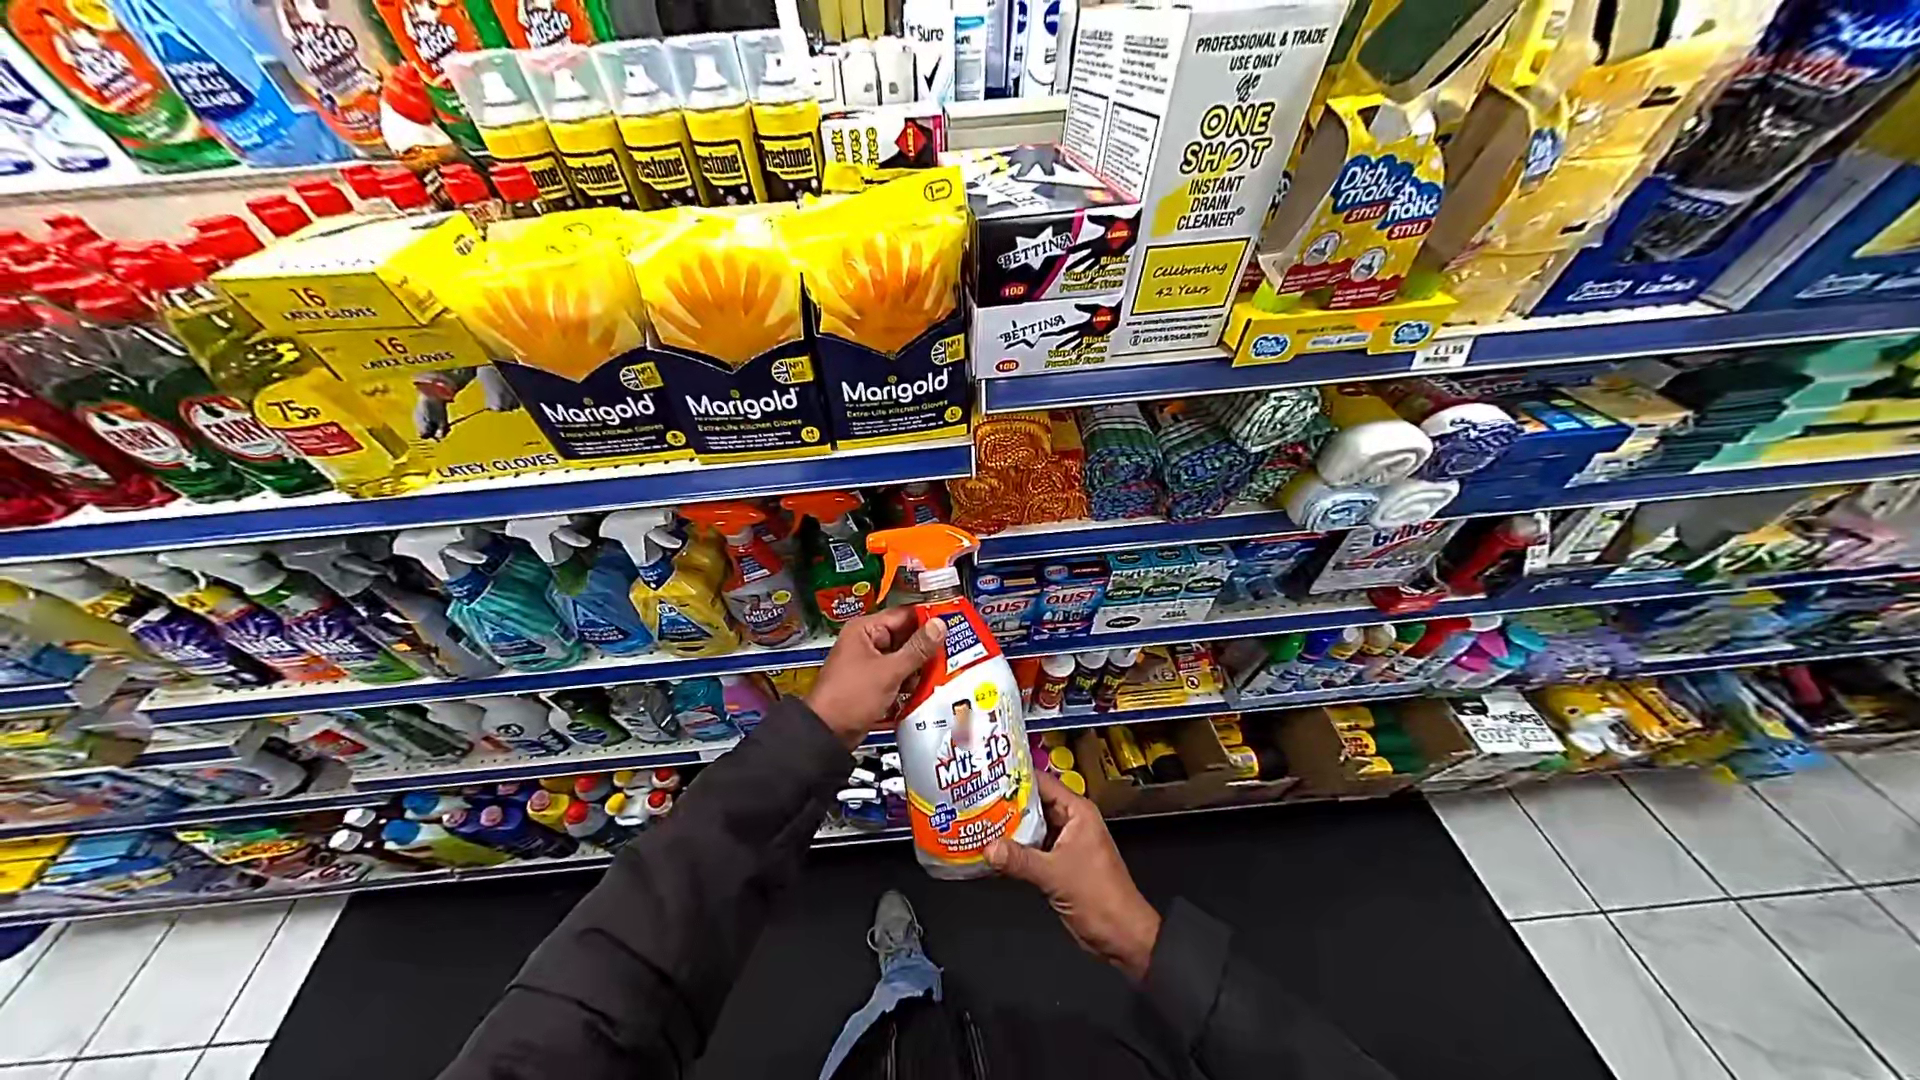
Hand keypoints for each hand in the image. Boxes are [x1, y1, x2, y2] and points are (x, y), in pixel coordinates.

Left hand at [805, 608, 944, 748]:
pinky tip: (927, 688)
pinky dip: (911, 681)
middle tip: (953, 651)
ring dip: (921, 667)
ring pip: (905, 658)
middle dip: (927, 647)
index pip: (904, 615)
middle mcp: (867, 642)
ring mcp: (871, 663)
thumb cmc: (849, 697)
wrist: (828, 733)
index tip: (952, 624)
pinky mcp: (874, 683)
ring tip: (943, 671)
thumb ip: (917, 649)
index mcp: (865, 630)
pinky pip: (899, 675)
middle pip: (906, 637)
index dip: (928, 619)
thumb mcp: (889, 671)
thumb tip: (939, 625)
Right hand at [987, 770, 1160, 981]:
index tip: (989, 773)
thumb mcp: (1055, 874)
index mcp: (1077, 812)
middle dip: (1007, 802)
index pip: (1043, 783)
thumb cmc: (1099, 896)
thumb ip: (1020, 860)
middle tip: (976, 797)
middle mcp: (1071, 822)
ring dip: (1008, 826)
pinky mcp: (1058, 863)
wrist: (1121, 935)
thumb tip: (988, 848)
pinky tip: (992, 849)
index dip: (1017, 777)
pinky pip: (1032, 848)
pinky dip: (1014, 848)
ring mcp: (1064, 842)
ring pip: (1031, 826)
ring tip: (977, 819)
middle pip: (1034, 803)